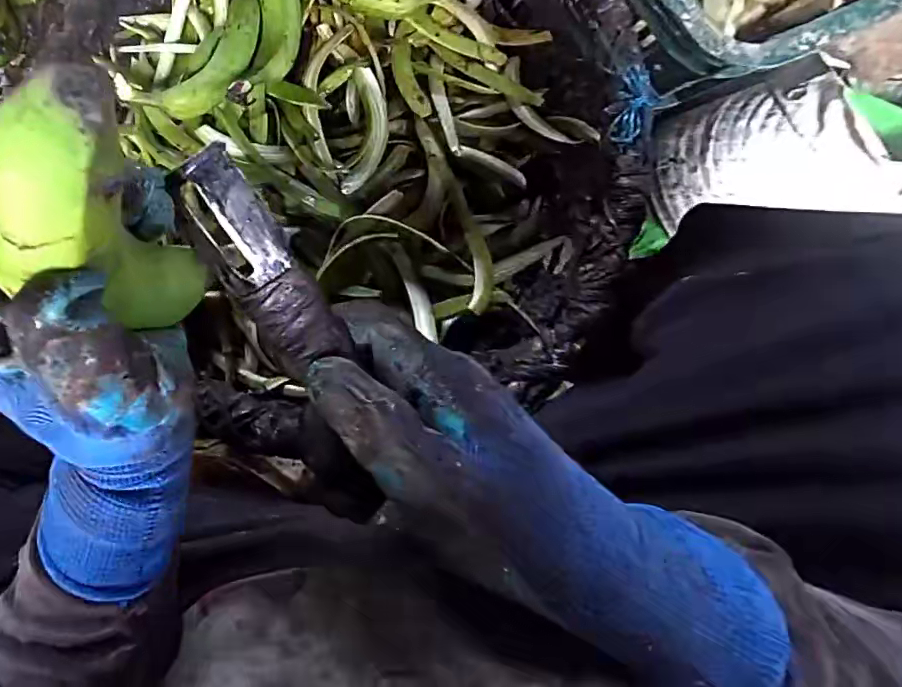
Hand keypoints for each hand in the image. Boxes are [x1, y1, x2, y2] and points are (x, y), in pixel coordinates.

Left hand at [0, 135, 191, 603]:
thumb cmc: (114, 430)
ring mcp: (58, 276)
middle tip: (55, 128)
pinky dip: (127, 203)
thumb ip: (72, 353)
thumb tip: (66, 281)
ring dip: (88, 183)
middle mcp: (12, 292)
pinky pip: (105, 220)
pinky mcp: (101, 267)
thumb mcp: (96, 405)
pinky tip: (152, 208)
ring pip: (55, 211)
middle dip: (20, 170)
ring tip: (126, 182)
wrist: (154, 438)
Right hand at [309, 302, 791, 686]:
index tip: (297, 400)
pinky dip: (372, 462)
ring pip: (373, 402)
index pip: (362, 323)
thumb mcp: (428, 478)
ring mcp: (451, 410)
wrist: (604, 578)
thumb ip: (369, 416)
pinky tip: (373, 503)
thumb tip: (319, 368)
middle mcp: (441, 377)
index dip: (323, 348)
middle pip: (361, 366)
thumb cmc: (512, 530)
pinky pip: (396, 432)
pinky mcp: (457, 441)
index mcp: (436, 372)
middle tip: (326, 478)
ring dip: (347, 446)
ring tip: (348, 501)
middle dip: (331, 416)